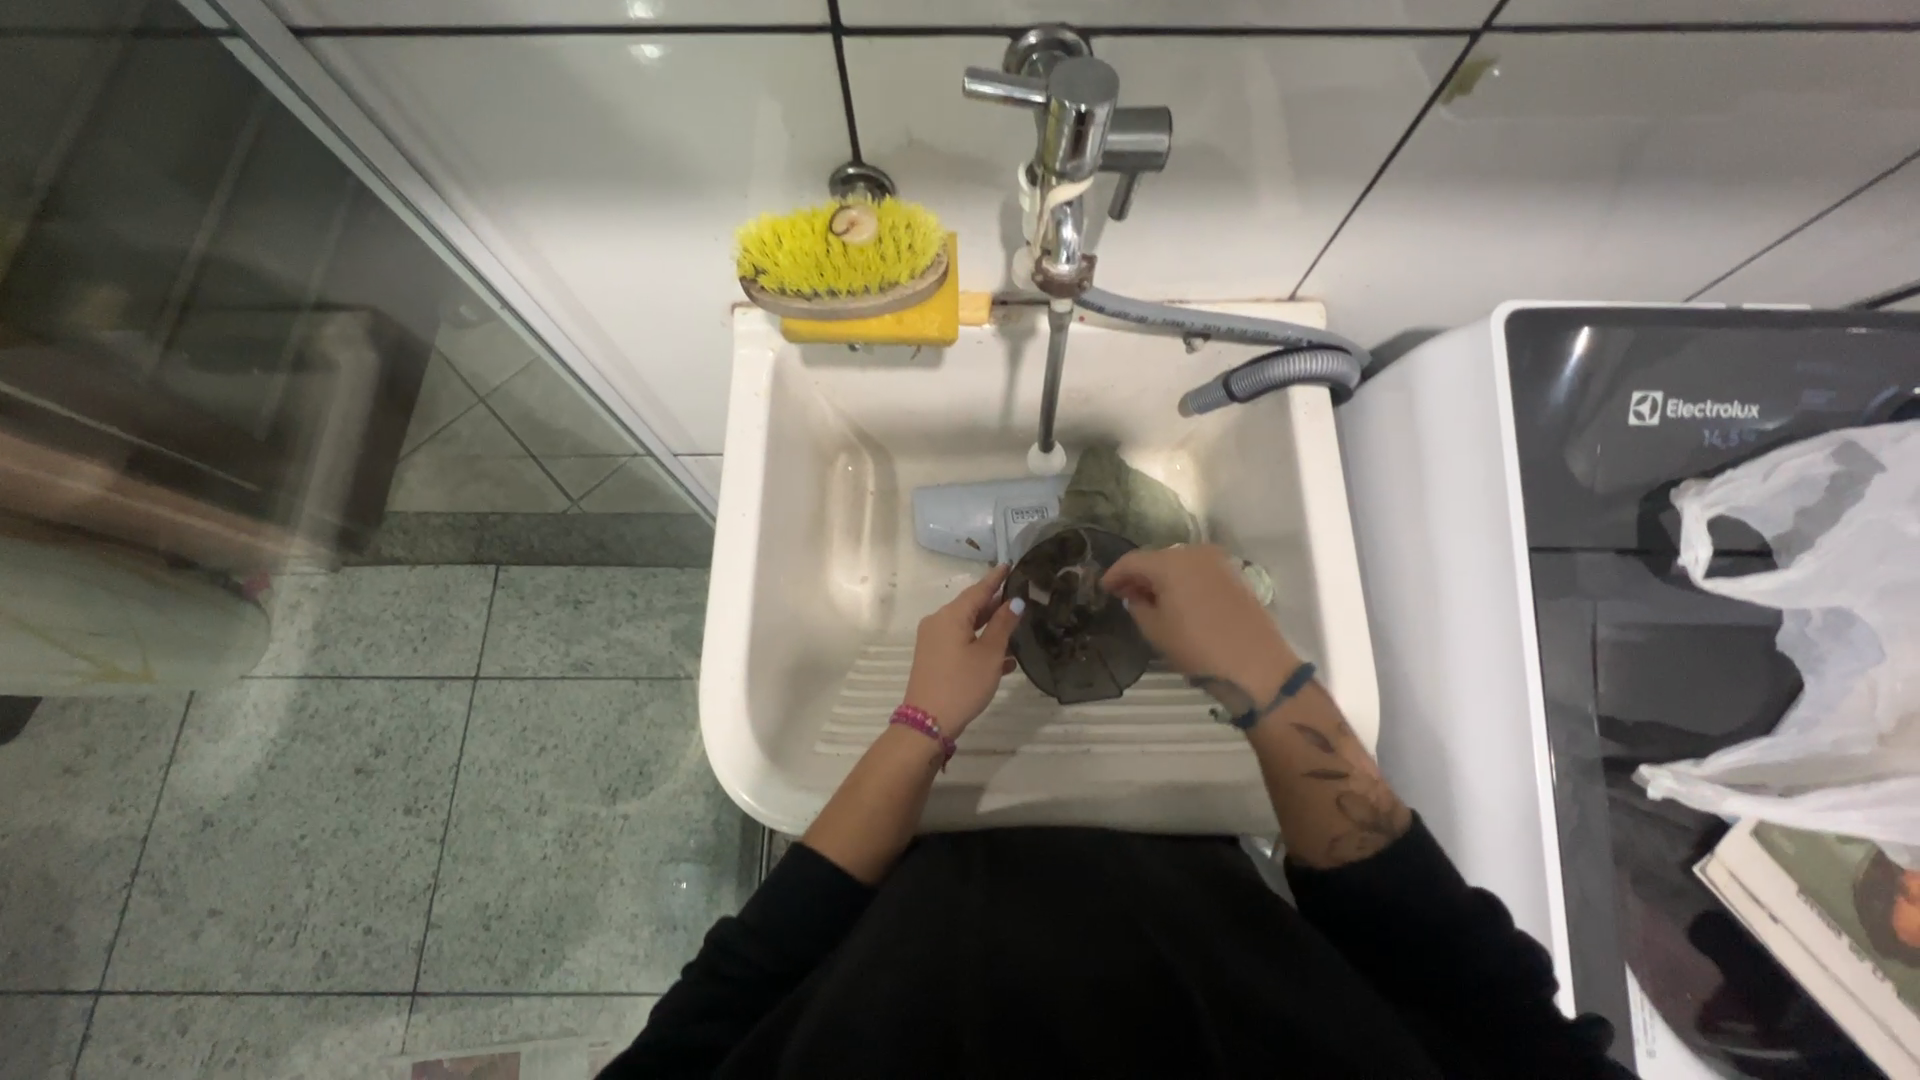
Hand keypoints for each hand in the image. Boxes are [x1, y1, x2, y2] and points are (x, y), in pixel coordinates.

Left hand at [902, 564, 1021, 736]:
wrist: (927, 722)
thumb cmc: (962, 684)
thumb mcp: (989, 654)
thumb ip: (1003, 625)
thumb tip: (1014, 602)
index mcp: (950, 616)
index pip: (978, 590)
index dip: (996, 579)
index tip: (1009, 565)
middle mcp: (938, 623)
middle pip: (971, 607)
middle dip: (995, 605)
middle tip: (1020, 599)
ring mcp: (934, 642)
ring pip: (967, 627)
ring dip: (991, 629)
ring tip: (1018, 629)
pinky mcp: (934, 659)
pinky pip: (961, 644)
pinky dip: (980, 646)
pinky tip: (1005, 660)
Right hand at [1101, 545, 1300, 710]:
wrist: (1256, 665)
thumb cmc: (1197, 647)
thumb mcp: (1155, 630)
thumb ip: (1137, 606)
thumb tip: (1135, 596)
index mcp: (1170, 562)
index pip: (1132, 561)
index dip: (1113, 574)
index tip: (1103, 589)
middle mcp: (1195, 553)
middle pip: (1157, 558)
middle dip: (1139, 575)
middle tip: (1124, 595)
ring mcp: (1219, 562)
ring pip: (1179, 564)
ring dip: (1162, 579)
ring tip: (1150, 601)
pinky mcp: (1234, 576)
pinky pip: (1198, 572)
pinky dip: (1183, 582)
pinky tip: (1177, 601)